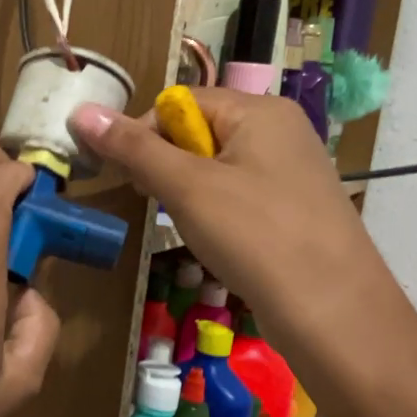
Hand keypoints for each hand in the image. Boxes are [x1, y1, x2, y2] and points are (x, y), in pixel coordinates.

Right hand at [69, 89, 394, 347]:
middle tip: (160, 206)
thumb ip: (134, 148)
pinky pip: (237, 196)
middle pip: (198, 133)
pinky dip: (215, 215)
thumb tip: (82, 111)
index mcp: (259, 111)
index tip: (129, 178)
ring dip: (188, 195)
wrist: (334, 313)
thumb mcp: (187, 187)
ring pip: (215, 169)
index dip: (145, 134)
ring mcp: (290, 172)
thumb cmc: (257, 236)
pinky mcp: (293, 209)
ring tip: (192, 229)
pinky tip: (217, 243)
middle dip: (166, 167)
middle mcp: (279, 132)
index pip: (180, 102)